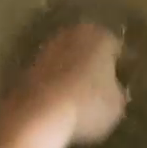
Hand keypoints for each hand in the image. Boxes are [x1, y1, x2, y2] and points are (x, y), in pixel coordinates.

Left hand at [8, 22, 126, 146]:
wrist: (37, 114)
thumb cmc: (86, 106)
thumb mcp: (116, 107)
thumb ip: (117, 93)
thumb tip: (113, 90)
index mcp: (100, 36)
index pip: (115, 46)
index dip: (118, 65)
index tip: (119, 83)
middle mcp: (74, 33)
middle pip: (88, 47)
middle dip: (92, 63)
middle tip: (98, 88)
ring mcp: (47, 47)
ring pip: (66, 57)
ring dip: (70, 72)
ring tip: (76, 99)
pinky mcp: (27, 64)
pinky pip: (49, 73)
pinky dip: (53, 83)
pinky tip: (56, 103)